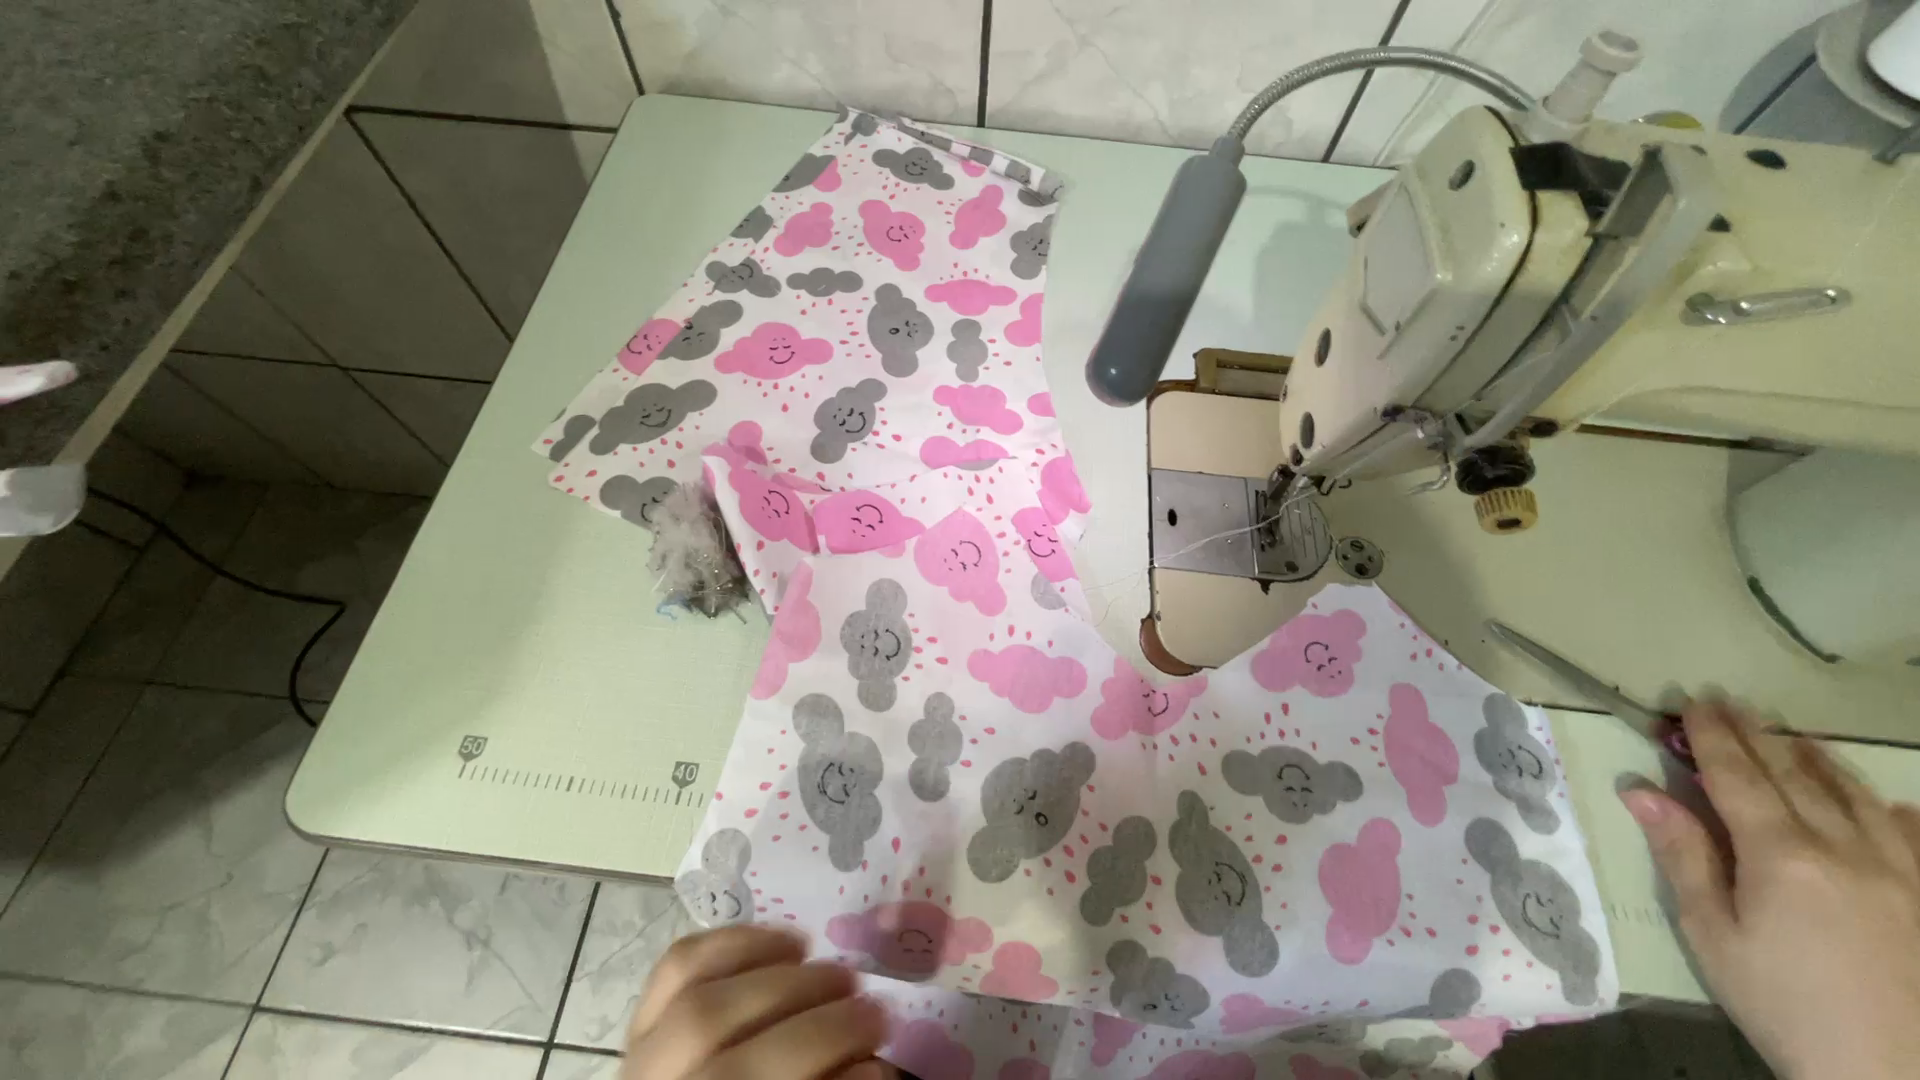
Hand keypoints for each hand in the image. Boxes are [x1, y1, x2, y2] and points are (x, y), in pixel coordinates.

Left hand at [622, 926, 893, 1079]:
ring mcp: (639, 1054)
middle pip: (722, 1042)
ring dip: (777, 974)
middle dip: (810, 1014)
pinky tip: (787, 943)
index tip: (881, 1046)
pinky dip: (734, 942)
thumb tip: (870, 1065)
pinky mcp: (642, 1020)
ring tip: (832, 970)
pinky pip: (677, 967)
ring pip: (696, 1002)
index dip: (822, 1052)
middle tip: (868, 1003)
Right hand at [1619, 700, 1919, 1079]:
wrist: (1893, 1076)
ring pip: (1858, 797)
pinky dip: (1892, 810)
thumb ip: (1683, 856)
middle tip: (1730, 702)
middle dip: (1757, 735)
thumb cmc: (1781, 1002)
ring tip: (1791, 735)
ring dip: (1817, 759)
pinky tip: (1886, 802)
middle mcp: (1848, 849)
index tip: (1693, 703)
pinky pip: (1918, 839)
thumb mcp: (1711, 933)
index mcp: (1781, 855)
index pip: (1738, 777)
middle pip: (1795, 776)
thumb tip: (1643, 791)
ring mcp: (1906, 874)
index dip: (1713, 737)